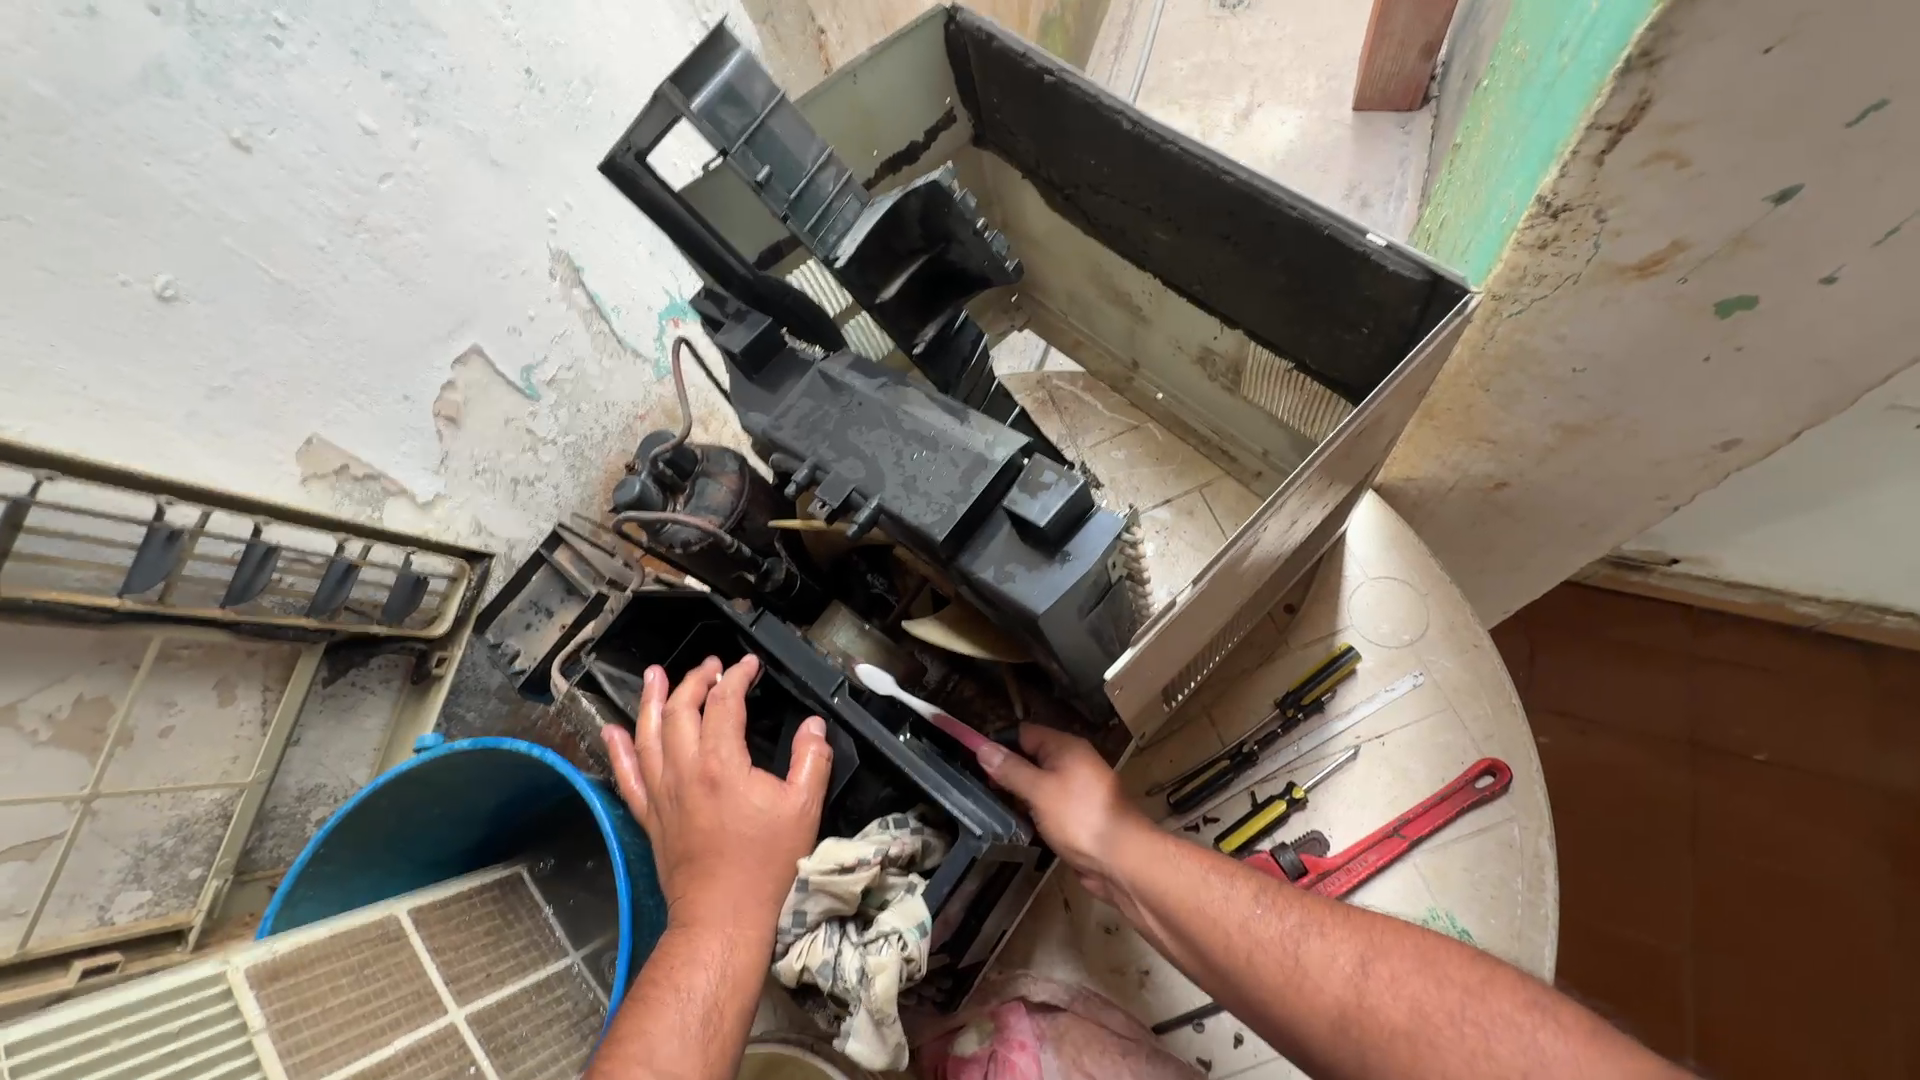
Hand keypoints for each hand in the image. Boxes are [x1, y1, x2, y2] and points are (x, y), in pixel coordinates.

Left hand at [602, 655, 831, 931]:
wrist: (722, 916)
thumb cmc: (767, 864)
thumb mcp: (804, 807)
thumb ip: (812, 759)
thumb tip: (814, 726)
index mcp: (722, 764)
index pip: (724, 704)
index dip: (737, 678)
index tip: (750, 665)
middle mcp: (685, 771)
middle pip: (681, 710)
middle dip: (696, 680)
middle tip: (712, 665)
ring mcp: (662, 794)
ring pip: (648, 734)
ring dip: (652, 700)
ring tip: (656, 674)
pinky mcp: (649, 816)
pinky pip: (627, 775)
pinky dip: (618, 750)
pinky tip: (612, 731)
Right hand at [974, 724, 1153, 902]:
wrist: (1121, 860)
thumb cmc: (1080, 817)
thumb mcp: (1039, 790)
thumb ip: (1011, 769)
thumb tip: (983, 747)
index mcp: (1066, 748)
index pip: (1025, 733)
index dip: (1000, 743)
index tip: (976, 760)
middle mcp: (1072, 764)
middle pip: (1031, 758)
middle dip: (1007, 771)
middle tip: (982, 788)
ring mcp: (1076, 791)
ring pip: (1038, 785)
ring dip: (1019, 795)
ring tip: (994, 807)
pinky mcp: (1077, 816)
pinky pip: (1047, 806)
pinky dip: (1033, 813)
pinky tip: (1017, 824)